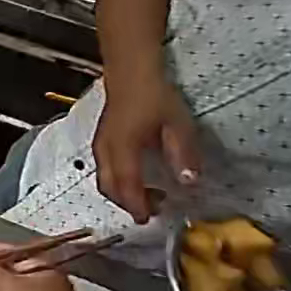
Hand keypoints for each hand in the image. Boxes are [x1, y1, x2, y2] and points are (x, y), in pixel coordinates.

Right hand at [93, 76, 200, 222]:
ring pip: (105, 180)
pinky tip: (137, 175)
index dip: (137, 205)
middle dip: (128, 203)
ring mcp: (101, 145)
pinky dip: (119, 181)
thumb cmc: (155, 96)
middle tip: (153, 209)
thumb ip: (183, 154)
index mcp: (123, 149)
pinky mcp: (101, 141)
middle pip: (109, 188)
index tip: (150, 219)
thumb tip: (189, 183)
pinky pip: (105, 170)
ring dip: (123, 193)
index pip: (126, 186)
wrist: (131, 72)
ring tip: (148, 194)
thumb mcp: (178, 124)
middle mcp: (106, 151)